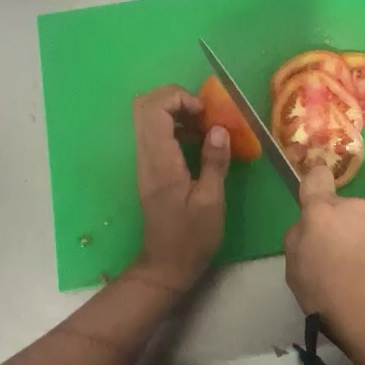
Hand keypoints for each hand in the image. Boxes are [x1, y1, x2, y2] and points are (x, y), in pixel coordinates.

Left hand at [130, 85, 230, 292]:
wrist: (166, 266)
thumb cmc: (192, 237)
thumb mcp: (211, 201)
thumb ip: (214, 162)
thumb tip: (219, 129)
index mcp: (160, 161)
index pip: (153, 109)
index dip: (179, 98)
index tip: (206, 114)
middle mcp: (146, 156)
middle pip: (145, 106)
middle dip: (176, 99)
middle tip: (205, 115)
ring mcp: (145, 162)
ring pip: (149, 118)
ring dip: (178, 113)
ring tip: (207, 129)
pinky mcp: (151, 169)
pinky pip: (156, 134)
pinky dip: (177, 128)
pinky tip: (199, 144)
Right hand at [283, 163, 364, 355]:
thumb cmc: (330, 295)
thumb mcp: (295, 271)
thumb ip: (298, 240)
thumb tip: (309, 230)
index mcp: (323, 211)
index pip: (317, 176)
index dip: (313, 184)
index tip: (311, 201)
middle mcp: (355, 209)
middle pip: (339, 209)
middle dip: (334, 227)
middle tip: (329, 260)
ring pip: (360, 227)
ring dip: (355, 242)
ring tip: (353, 277)